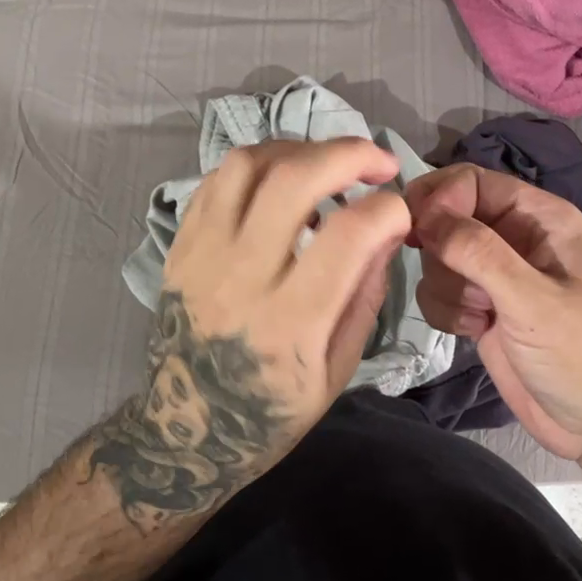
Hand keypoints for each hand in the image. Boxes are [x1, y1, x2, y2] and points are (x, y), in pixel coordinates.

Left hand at [89, 139, 410, 530]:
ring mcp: (203, 255)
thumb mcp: (338, 368)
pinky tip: (282, 181)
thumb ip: (365, 293)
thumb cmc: (272, 410)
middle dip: (349, 153)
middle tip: (378, 162)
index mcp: (291, 320)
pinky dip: (259, 166)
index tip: (401, 211)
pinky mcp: (180, 246)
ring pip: (247, 165)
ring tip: (326, 166)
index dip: (388, 208)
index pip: (348, 233)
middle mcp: (242, 277)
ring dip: (299, 150)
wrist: (185, 430)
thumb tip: (388, 227)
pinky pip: (217, 180)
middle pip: (294, 179)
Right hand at [405, 163, 581, 460]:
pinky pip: (441, 292)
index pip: (472, 182)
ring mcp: (499, 277)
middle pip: (448, 218)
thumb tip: (424, 215)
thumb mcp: (535, 301)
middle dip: (442, 252)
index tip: (418, 234)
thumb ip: (479, 253)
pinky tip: (474, 333)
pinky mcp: (484, 311)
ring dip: (446, 288)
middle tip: (467, 288)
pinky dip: (446, 311)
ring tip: (480, 317)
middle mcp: (516, 238)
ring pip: (439, 258)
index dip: (440, 200)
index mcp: (540, 217)